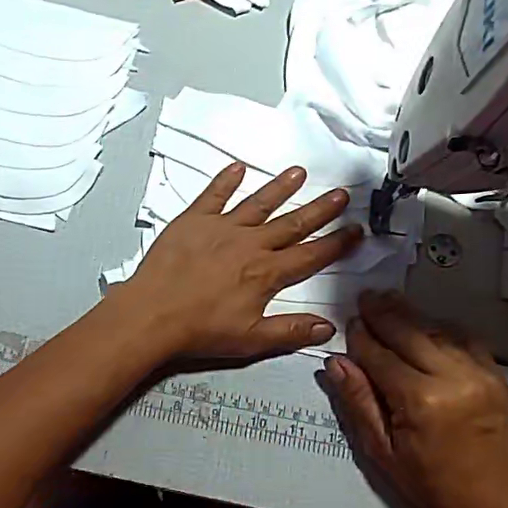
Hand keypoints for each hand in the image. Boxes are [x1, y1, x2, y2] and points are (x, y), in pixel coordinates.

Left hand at [117, 162, 361, 360]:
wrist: (153, 314)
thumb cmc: (200, 330)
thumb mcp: (252, 339)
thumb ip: (291, 331)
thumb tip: (327, 328)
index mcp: (266, 273)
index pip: (310, 256)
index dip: (336, 244)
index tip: (355, 231)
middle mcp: (249, 245)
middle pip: (292, 223)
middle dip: (319, 209)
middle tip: (340, 194)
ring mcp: (221, 228)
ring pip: (259, 204)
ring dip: (280, 188)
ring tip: (298, 173)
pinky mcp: (194, 221)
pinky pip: (214, 195)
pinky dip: (226, 180)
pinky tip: (238, 168)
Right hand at [324, 291, 507, 507]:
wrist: (494, 502)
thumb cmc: (432, 485)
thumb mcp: (382, 452)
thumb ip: (359, 402)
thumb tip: (337, 363)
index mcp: (421, 401)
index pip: (381, 355)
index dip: (361, 338)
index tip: (348, 325)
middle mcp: (453, 378)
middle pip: (409, 332)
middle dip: (384, 314)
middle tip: (365, 298)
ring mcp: (479, 373)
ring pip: (436, 330)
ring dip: (410, 315)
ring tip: (388, 302)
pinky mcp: (495, 374)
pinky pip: (463, 338)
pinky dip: (440, 327)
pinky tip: (424, 324)